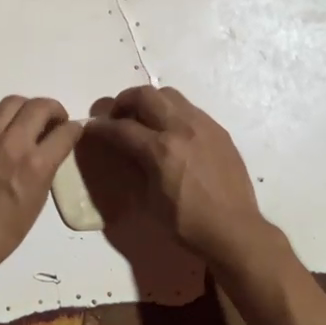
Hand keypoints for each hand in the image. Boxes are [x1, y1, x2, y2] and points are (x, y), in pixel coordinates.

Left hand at [0, 97, 83, 279]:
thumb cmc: (5, 230)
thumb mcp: (38, 199)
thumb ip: (46, 166)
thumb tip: (51, 146)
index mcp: (34, 164)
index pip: (64, 131)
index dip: (74, 128)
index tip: (73, 129)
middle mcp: (10, 143)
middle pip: (38, 106)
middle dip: (53, 109)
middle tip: (53, 120)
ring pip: (11, 102)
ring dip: (26, 108)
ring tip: (27, 120)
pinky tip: (0, 134)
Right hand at [83, 86, 277, 268]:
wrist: (234, 230)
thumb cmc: (186, 223)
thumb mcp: (149, 199)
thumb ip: (135, 166)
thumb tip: (123, 151)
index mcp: (160, 149)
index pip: (121, 127)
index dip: (101, 127)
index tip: (92, 127)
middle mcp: (181, 128)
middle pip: (144, 95)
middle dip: (123, 101)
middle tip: (117, 116)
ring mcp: (203, 125)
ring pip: (169, 94)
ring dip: (150, 101)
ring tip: (144, 119)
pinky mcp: (218, 130)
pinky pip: (189, 109)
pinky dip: (172, 112)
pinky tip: (171, 131)